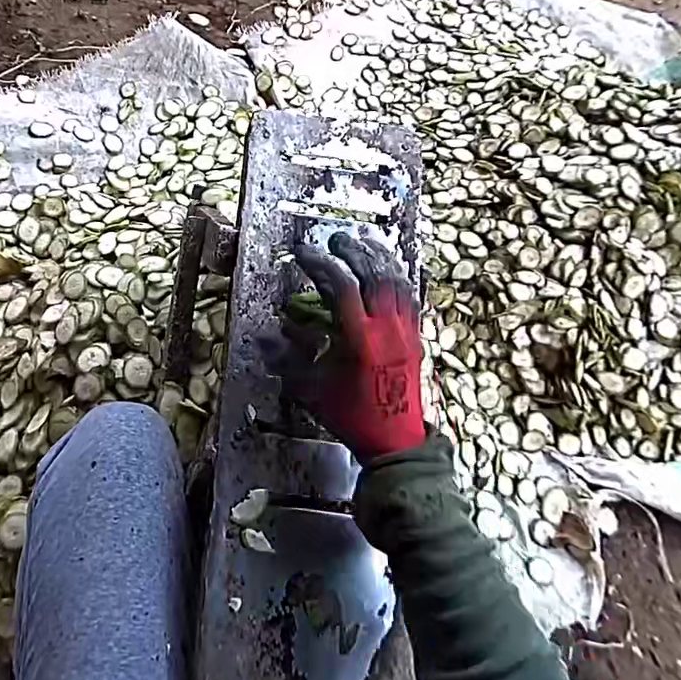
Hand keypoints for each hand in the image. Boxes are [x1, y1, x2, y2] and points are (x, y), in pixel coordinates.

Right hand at [281, 231, 426, 458]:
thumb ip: (287, 358)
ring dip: (380, 259)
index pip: (341, 286)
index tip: (303, 252)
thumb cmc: (351, 414)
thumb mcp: (310, 388)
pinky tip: (389, 271)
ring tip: (365, 244)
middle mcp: (387, 329)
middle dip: (354, 252)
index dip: (320, 263)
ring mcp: (406, 332)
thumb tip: (264, 335)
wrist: (394, 440)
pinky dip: (398, 277)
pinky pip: (411, 297)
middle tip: (337, 239)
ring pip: (398, 282)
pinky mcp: (416, 337)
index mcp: (359, 338)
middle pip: (374, 275)